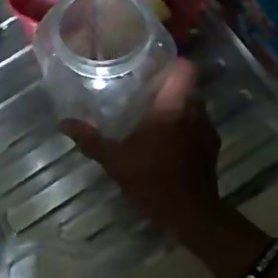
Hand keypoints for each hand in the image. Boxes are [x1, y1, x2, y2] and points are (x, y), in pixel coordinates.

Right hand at [62, 58, 225, 237]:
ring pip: (194, 104)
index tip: (150, 67)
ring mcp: (207, 129)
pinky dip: (185, 125)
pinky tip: (168, 140)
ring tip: (154, 115)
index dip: (169, 63)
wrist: (191, 215)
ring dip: (177, 106)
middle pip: (187, 84)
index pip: (184, 68)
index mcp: (173, 108)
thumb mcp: (116, 162)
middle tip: (143, 90)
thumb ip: (91, 140)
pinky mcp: (212, 146)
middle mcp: (195, 111)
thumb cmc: (153, 182)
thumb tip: (65, 123)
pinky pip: (198, 123)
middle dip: (168, 85)